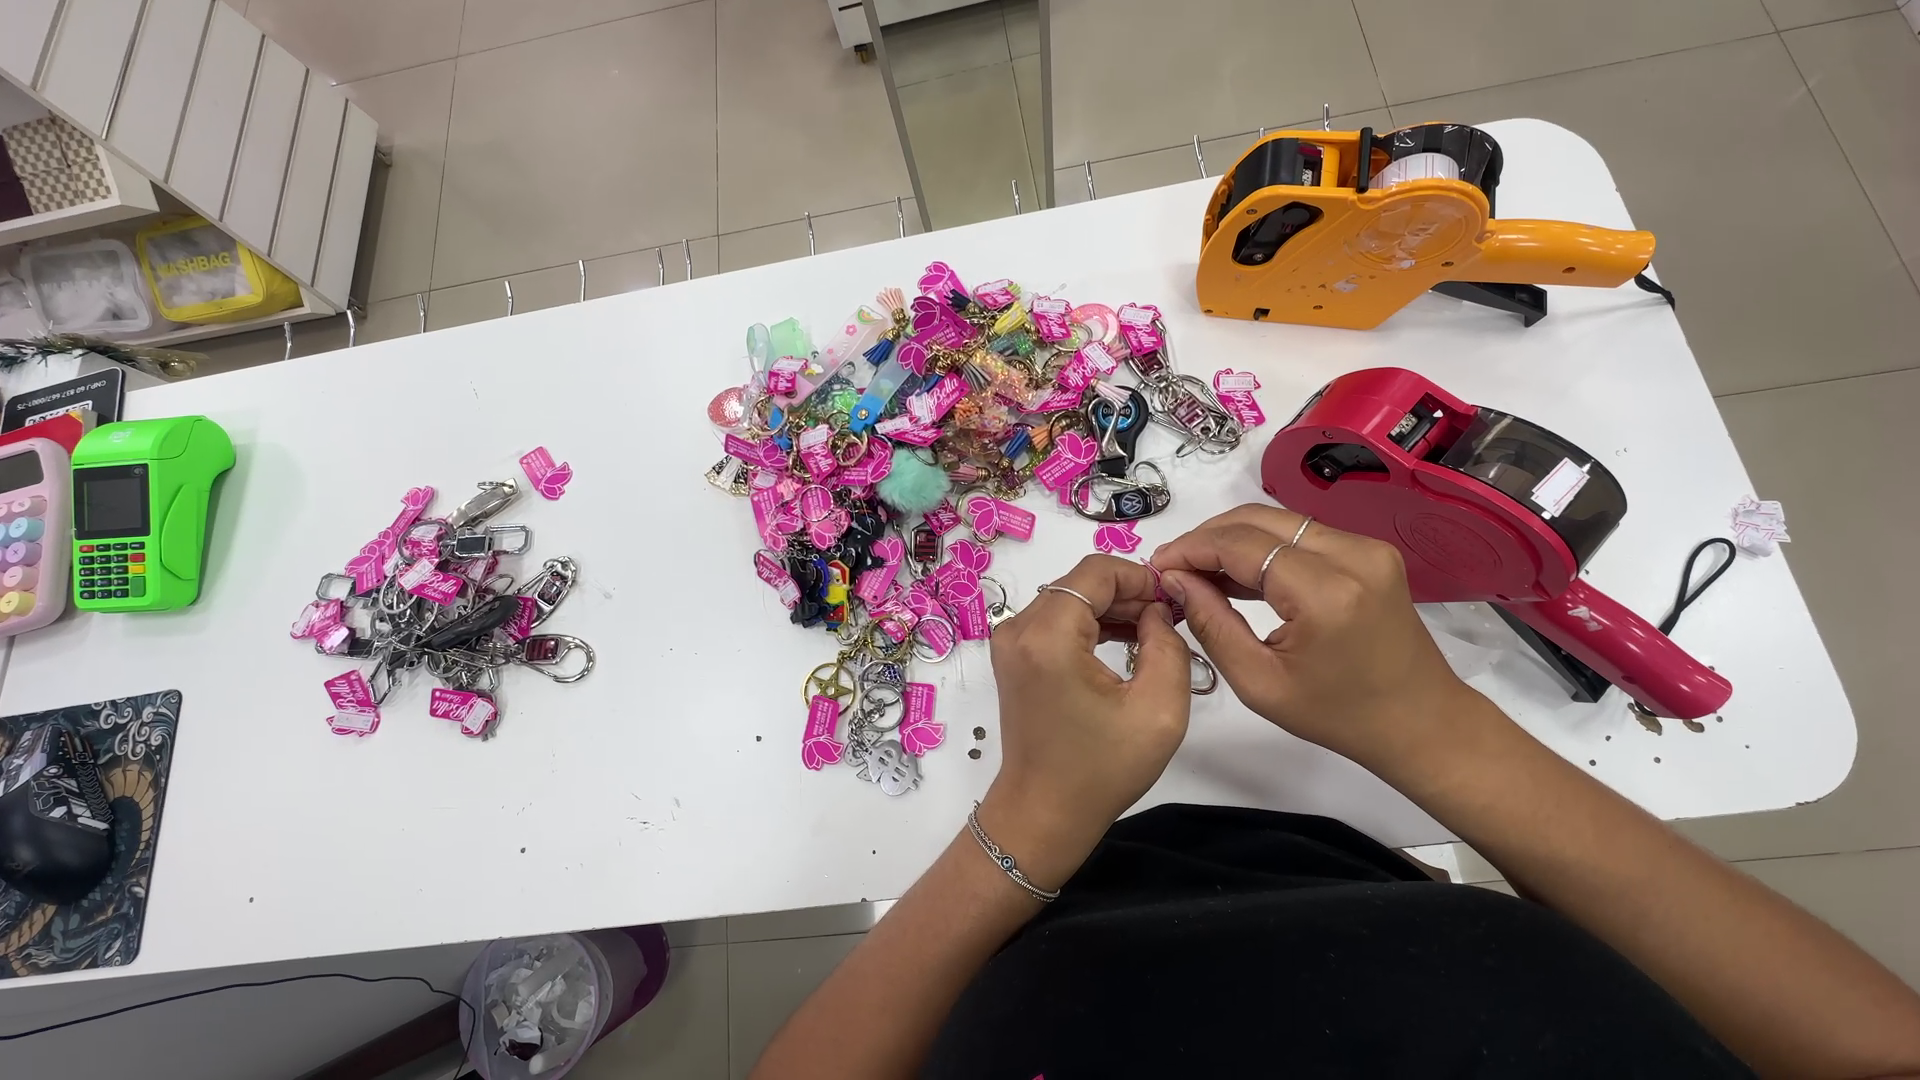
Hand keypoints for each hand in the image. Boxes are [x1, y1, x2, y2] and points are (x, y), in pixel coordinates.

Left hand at [978, 555, 1191, 883]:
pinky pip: (1055, 620)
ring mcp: (1010, 642)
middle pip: (1079, 582)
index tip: (1171, 601)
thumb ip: (1168, 645)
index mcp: (1048, 636)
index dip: (1139, 577)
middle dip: (1127, 592)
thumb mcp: (1159, 709)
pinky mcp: (1012, 657)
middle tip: (1168, 619)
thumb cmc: (1101, 769)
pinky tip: (1122, 640)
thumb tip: (1156, 611)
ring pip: (1068, 598)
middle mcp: (1019, 629)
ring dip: (1109, 607)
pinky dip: (1088, 622)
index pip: (1095, 572)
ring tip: (1151, 631)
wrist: (1044, 812)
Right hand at [1150, 505, 1471, 770]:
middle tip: (1171, 567)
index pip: (1241, 545)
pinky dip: (1261, 546)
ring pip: (1278, 521)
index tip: (1156, 567)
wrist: (1419, 722)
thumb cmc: (1336, 715)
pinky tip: (1234, 572)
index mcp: (1327, 593)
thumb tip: (1174, 580)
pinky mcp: (1369, 552)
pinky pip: (1300, 534)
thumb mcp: (1258, 682)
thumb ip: (1211, 623)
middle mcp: (1352, 555)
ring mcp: (1367, 548)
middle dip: (1206, 537)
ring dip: (1231, 539)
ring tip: (1196, 571)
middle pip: (1258, 519)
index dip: (1191, 549)